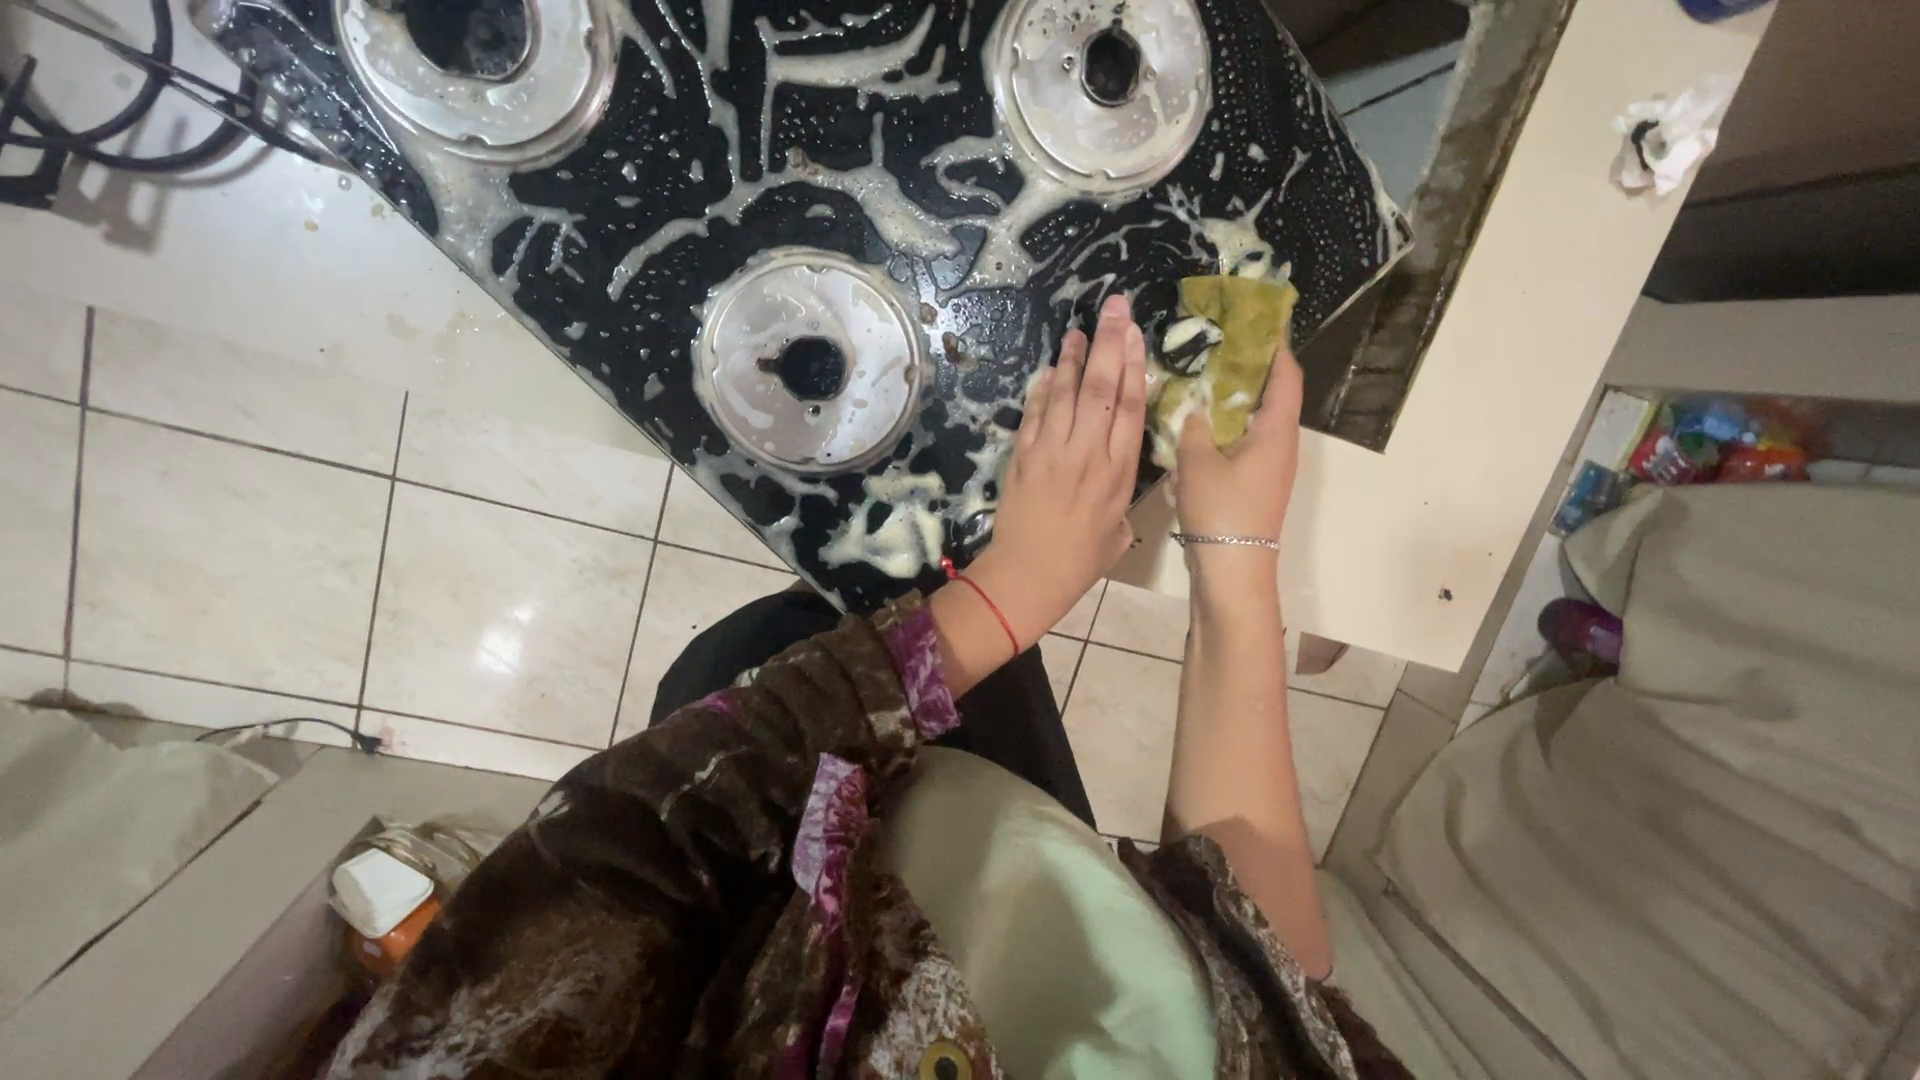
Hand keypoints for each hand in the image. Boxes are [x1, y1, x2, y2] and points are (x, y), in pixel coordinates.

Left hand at [971, 294, 1147, 645]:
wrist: (1028, 574)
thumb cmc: (1080, 561)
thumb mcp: (1118, 532)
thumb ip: (1124, 498)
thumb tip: (1121, 476)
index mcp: (1118, 474)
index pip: (1129, 408)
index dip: (1134, 367)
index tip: (1137, 335)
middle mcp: (1088, 455)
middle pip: (1101, 389)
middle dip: (1110, 344)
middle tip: (1115, 308)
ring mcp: (1052, 452)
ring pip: (1066, 394)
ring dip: (1072, 358)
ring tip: (1080, 330)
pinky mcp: (1023, 456)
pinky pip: (1035, 413)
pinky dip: (1042, 389)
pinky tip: (1049, 369)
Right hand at [1173, 346, 1303, 580]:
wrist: (1233, 571)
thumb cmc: (1222, 511)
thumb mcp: (1197, 463)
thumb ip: (1192, 427)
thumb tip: (1192, 408)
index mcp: (1276, 432)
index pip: (1285, 375)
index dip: (1274, 346)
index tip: (1255, 322)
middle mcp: (1280, 446)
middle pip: (1270, 396)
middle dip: (1246, 371)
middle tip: (1214, 348)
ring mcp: (1269, 469)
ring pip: (1253, 423)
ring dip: (1231, 403)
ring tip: (1198, 382)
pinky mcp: (1254, 487)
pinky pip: (1241, 446)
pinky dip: (1223, 431)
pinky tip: (1194, 429)